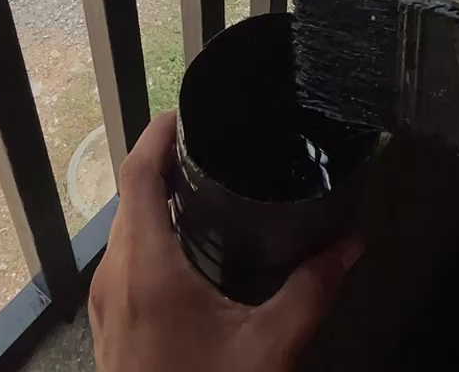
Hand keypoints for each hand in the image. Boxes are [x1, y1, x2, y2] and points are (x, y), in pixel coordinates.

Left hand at [89, 111, 362, 371]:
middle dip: (160, 160)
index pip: (136, 176)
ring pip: (123, 227)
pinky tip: (184, 239)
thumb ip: (312, 291)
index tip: (182, 111)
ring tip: (198, 180)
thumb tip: (353, 244)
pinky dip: (147, 229)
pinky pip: (123, 255)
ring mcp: (105, 302)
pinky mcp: (108, 323)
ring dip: (151, 196)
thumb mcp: (268, 350)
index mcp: (145, 270)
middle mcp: (114, 277)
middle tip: (205, 143)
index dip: (154, 134)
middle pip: (128, 195)